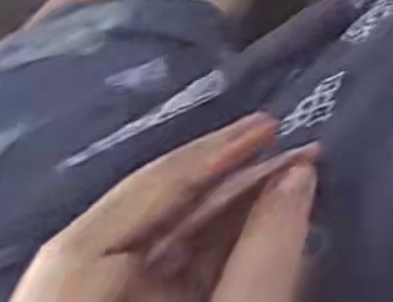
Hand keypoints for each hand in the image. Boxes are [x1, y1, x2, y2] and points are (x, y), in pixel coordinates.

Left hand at [12, 115, 317, 301]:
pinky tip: (273, 202)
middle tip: (286, 135)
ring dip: (231, 199)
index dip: (176, 173)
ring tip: (297, 165)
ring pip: (159, 243)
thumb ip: (268, 250)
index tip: (263, 129)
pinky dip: (226, 229)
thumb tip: (302, 167)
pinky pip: (174, 264)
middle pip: (131, 230)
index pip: (89, 235)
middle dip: (216, 177)